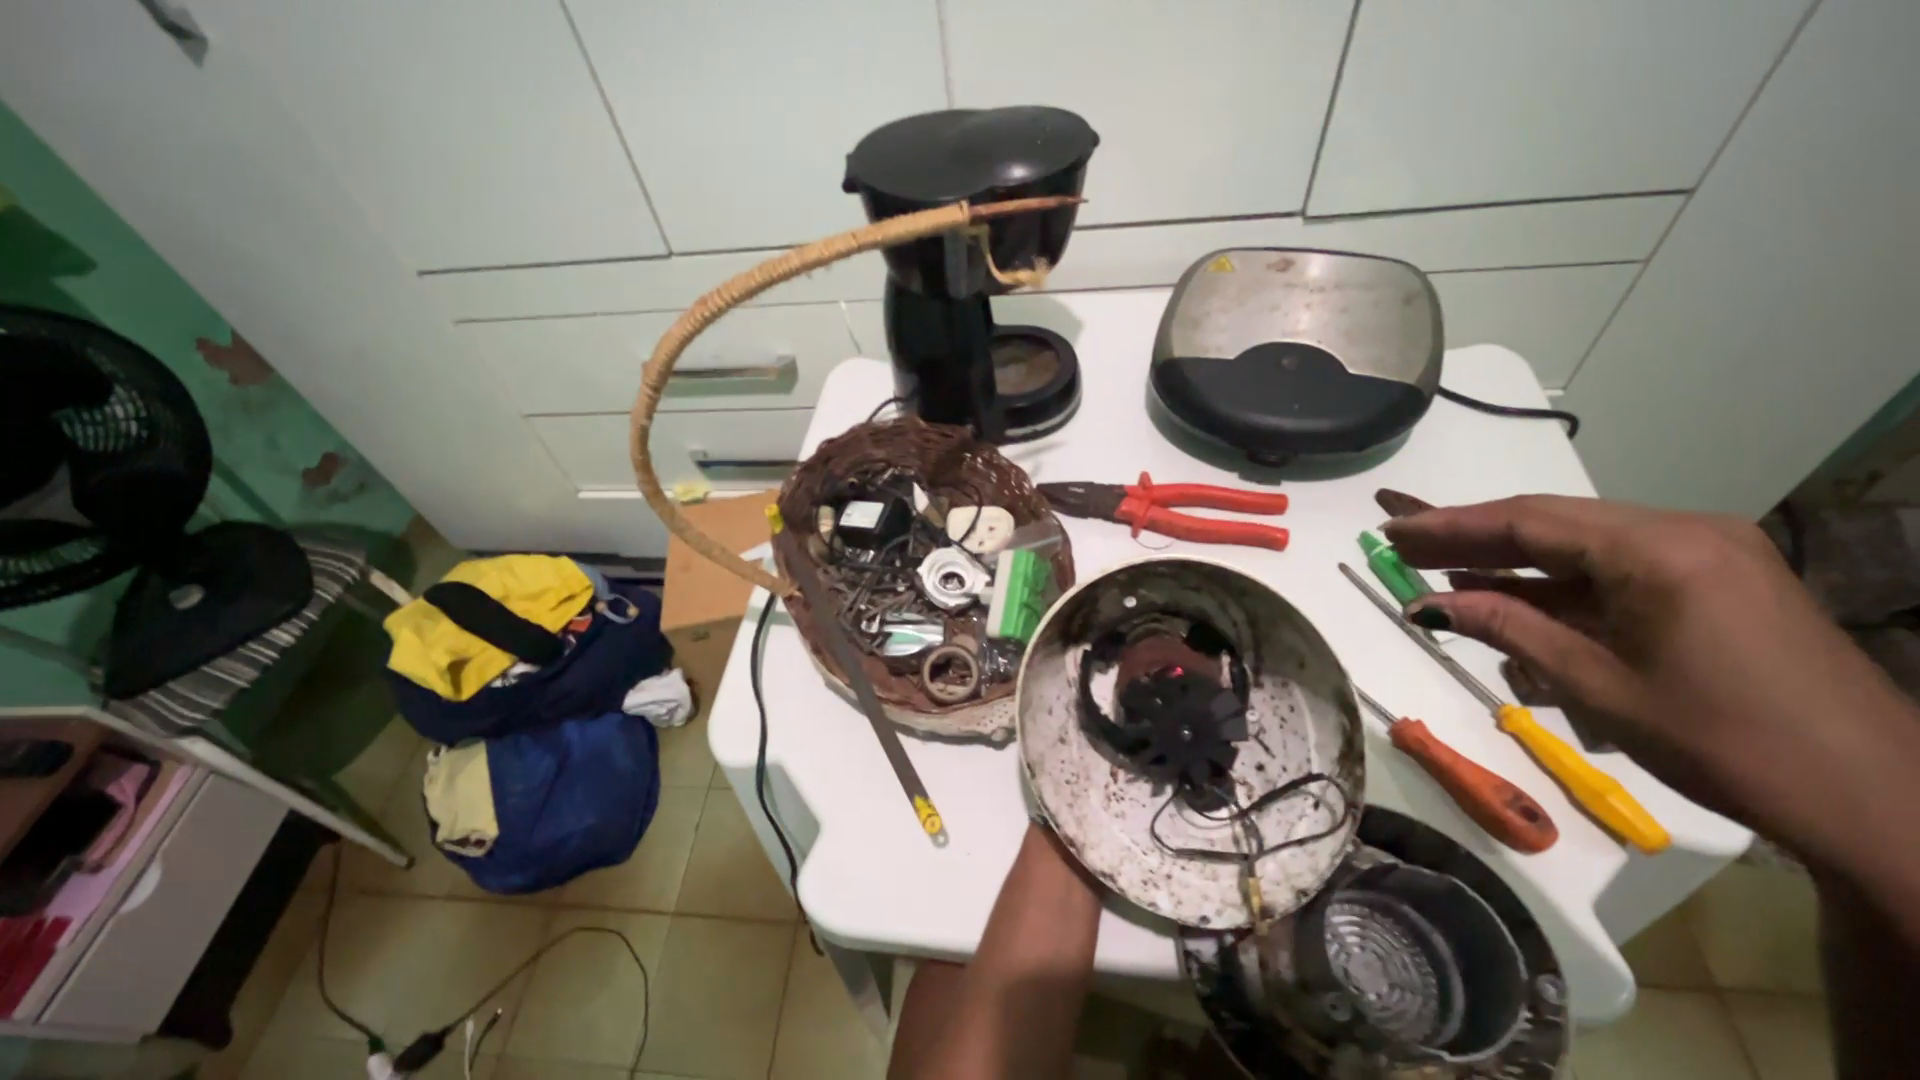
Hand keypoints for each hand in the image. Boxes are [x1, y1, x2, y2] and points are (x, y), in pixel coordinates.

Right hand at [1383, 495, 1919, 862]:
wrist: (1872, 793)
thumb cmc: (1724, 743)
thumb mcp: (1598, 686)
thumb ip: (1509, 629)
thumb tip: (1428, 604)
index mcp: (1658, 550)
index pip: (1528, 522)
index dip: (1449, 526)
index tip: (1389, 527)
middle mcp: (1683, 531)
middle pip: (1552, 524)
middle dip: (1472, 537)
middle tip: (1399, 543)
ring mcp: (1708, 551)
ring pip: (1583, 545)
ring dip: (1514, 562)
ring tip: (1440, 570)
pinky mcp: (1718, 578)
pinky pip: (1618, 569)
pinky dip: (1562, 584)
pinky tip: (1514, 596)